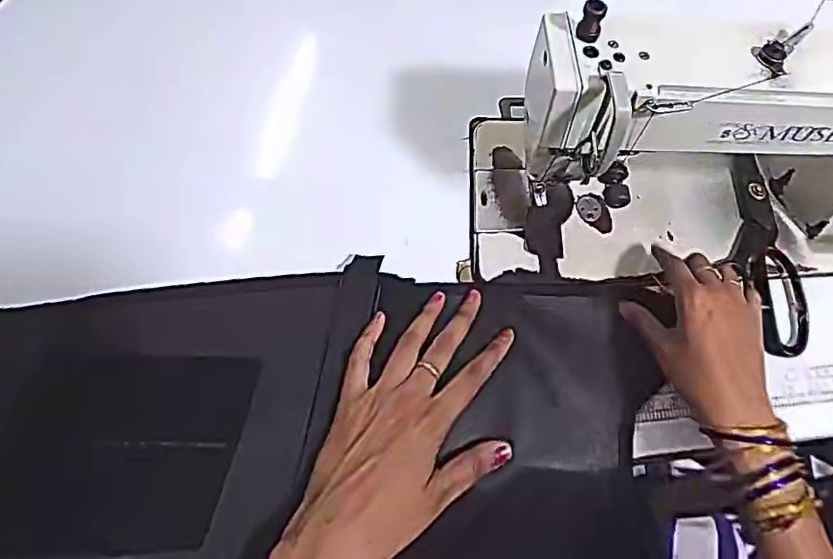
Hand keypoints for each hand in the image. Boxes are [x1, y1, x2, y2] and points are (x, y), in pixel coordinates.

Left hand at [272, 290, 514, 558]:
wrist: (329, 539)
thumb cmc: (378, 525)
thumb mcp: (435, 500)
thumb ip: (471, 467)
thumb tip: (500, 449)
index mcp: (429, 423)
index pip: (471, 378)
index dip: (492, 353)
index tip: (504, 336)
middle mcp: (405, 402)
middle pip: (441, 350)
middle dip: (462, 321)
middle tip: (474, 299)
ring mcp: (376, 398)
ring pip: (406, 345)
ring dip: (424, 318)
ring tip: (438, 298)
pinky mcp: (348, 404)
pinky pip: (359, 360)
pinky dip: (368, 337)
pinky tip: (377, 321)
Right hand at [618, 245, 773, 428]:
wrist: (737, 406)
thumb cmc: (704, 383)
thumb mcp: (663, 350)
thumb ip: (643, 322)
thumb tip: (628, 308)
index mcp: (693, 297)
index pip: (674, 264)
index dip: (662, 256)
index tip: (658, 254)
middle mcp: (718, 293)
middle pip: (700, 262)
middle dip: (686, 263)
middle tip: (677, 271)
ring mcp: (739, 302)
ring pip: (726, 270)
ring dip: (713, 271)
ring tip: (704, 280)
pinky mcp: (754, 315)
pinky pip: (748, 288)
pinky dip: (738, 286)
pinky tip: (733, 295)